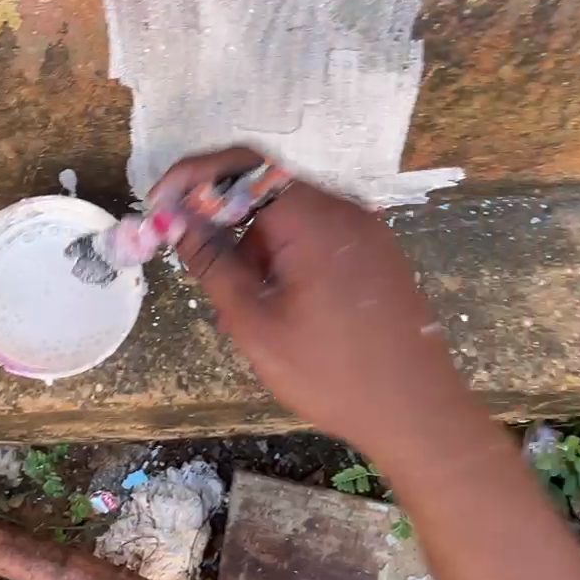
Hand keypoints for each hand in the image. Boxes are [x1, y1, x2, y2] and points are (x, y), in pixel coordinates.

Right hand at [152, 148, 462, 442]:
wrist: (419, 413)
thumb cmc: (332, 373)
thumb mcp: (256, 321)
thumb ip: (212, 263)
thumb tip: (175, 222)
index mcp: (313, 218)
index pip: (241, 166)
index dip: (191, 177)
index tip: (159, 206)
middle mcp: (343, 209)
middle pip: (263, 190)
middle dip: (220, 222)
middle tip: (196, 267)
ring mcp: (364, 229)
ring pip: (287, 216)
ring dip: (251, 247)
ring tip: (240, 309)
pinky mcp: (373, 251)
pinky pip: (314, 235)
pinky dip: (281, 256)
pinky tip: (276, 304)